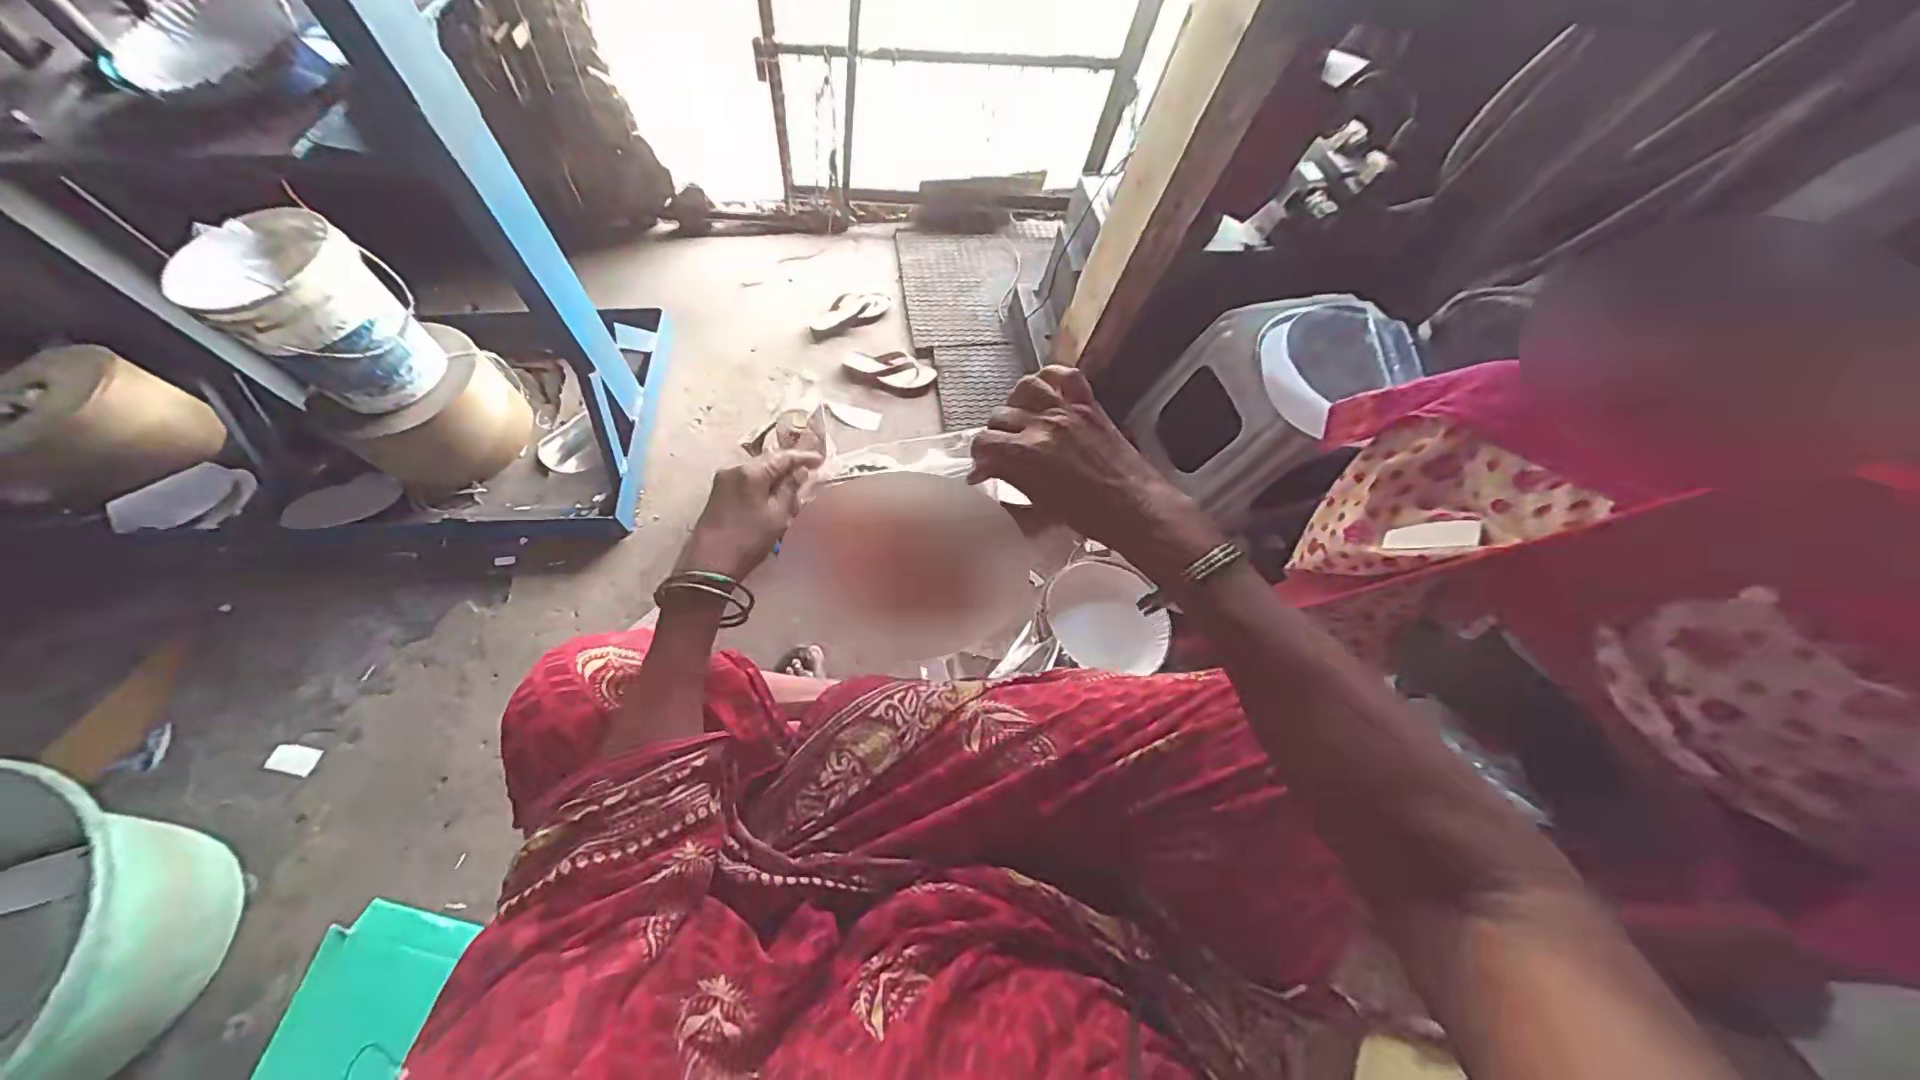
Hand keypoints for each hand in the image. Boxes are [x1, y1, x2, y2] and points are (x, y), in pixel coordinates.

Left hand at [678, 450, 820, 580]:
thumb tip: (800, 472)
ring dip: (776, 478)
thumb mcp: (778, 515)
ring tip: (794, 488)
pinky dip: (763, 486)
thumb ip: (790, 489)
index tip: (820, 461)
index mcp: (751, 471)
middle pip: (768, 462)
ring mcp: (724, 481)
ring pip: (757, 473)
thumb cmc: (749, 538)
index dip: (804, 458)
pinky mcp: (719, 494)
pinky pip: (748, 482)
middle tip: (809, 474)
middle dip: (789, 467)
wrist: (710, 563)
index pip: (783, 457)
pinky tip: (774, 496)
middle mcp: (734, 469)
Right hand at [969, 366, 1222, 580]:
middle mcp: (1044, 425)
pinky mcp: (1090, 406)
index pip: (985, 442)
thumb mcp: (1039, 503)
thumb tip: (988, 470)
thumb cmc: (1090, 516)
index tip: (983, 467)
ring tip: (1020, 417)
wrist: (1134, 508)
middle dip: (995, 434)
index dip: (980, 456)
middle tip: (1001, 449)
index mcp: (1026, 454)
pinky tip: (1047, 392)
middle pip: (1001, 415)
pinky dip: (1052, 379)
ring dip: (1017, 401)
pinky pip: (1066, 376)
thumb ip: (1010, 479)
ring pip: (1027, 387)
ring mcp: (1068, 411)